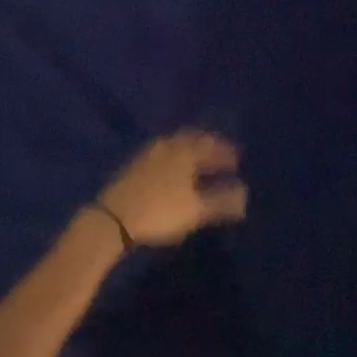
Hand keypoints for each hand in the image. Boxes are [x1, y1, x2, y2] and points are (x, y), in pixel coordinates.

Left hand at [96, 131, 247, 246]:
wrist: (113, 217)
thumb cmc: (160, 211)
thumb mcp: (196, 210)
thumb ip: (222, 201)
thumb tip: (244, 194)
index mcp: (185, 151)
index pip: (210, 144)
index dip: (225, 151)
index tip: (237, 159)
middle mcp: (167, 145)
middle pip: (191, 139)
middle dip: (208, 146)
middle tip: (220, 155)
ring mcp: (148, 154)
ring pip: (175, 145)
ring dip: (190, 151)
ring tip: (200, 164)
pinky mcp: (134, 165)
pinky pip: (162, 153)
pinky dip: (175, 158)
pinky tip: (174, 172)